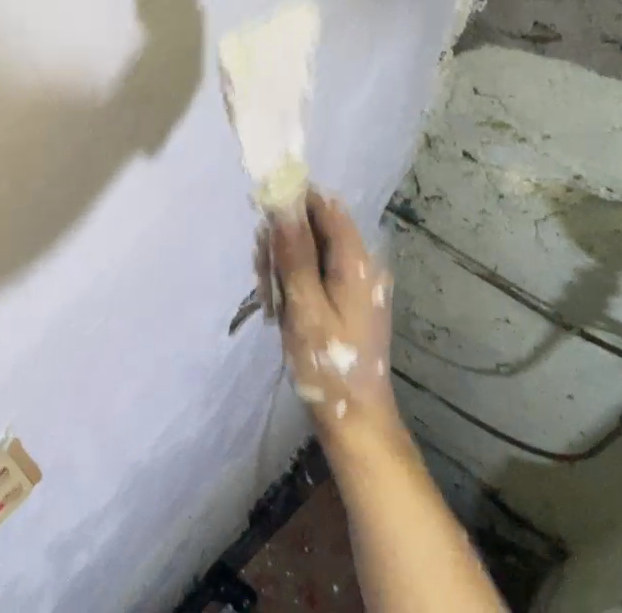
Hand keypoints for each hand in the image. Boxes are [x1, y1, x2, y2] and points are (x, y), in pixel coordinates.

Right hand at [264, 191, 397, 436]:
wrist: (355, 418)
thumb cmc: (328, 364)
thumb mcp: (305, 307)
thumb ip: (294, 253)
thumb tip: (282, 203)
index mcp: (357, 261)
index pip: (324, 205)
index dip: (290, 203)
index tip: (260, 221)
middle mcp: (361, 264)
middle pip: (314, 226)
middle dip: (281, 241)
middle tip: (262, 276)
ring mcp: (356, 283)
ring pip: (310, 249)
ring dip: (282, 264)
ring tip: (269, 299)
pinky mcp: (347, 299)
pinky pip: (314, 272)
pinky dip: (293, 282)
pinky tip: (279, 306)